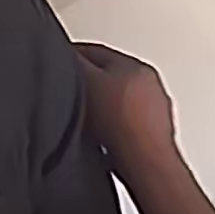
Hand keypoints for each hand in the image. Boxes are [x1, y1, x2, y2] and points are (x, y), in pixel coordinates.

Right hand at [75, 43, 179, 179]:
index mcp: (138, 66)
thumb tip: (63, 51)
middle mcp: (152, 86)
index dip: (71, 55)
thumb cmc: (118, 121)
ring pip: (116, 100)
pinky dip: (111, 125)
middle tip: (70, 88)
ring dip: (101, 105)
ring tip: (84, 115)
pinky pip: (124, 123)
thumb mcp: (83, 79)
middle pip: (108, 76)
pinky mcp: (154, 136)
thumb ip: (73, 60)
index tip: (58, 61)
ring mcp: (156, 113)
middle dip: (89, 81)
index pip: (94, 51)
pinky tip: (99, 133)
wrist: (142, 162)